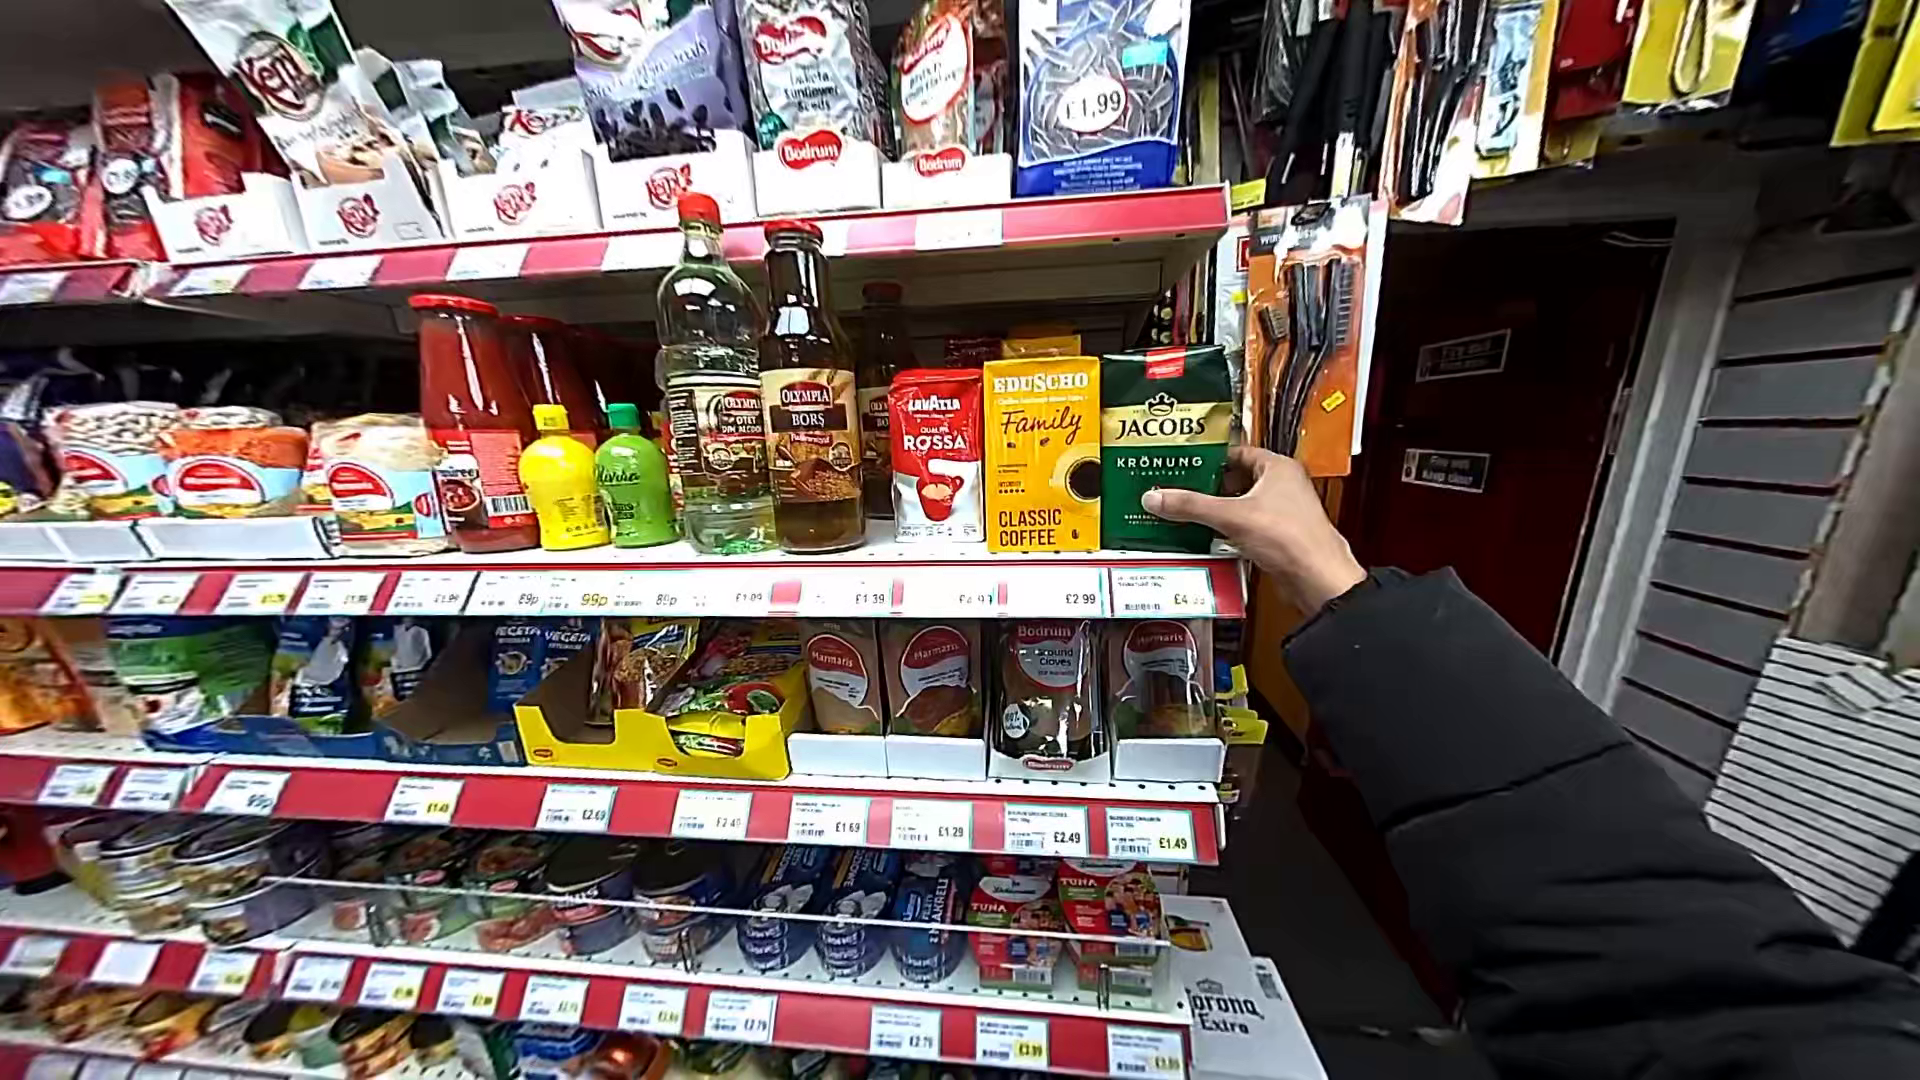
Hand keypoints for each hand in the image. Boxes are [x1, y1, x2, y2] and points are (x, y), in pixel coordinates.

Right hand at [1142, 446, 1365, 613]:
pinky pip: (1241, 524)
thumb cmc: (1292, 539)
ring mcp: (1279, 511)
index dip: (1209, 458)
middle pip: (1233, 479)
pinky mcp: (1275, 534)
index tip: (1184, 462)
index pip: (1236, 453)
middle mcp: (1281, 486)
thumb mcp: (1230, 516)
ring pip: (1238, 503)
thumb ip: (1191, 506)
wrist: (1315, 578)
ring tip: (1186, 510)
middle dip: (1206, 486)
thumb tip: (1158, 497)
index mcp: (1277, 468)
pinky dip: (1224, 527)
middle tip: (1179, 487)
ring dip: (1214, 508)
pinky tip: (1205, 533)